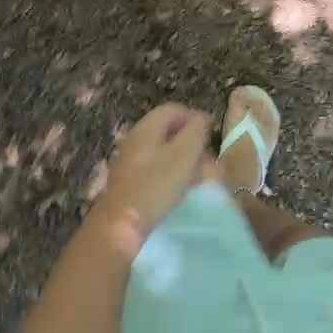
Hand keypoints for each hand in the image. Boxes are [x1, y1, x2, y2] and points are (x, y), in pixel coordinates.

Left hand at [92, 104, 211, 244]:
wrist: (121, 223)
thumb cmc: (156, 185)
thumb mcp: (184, 155)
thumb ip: (196, 132)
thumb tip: (201, 118)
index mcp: (148, 127)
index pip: (174, 110)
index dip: (195, 118)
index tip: (211, 135)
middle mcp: (136, 138)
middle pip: (168, 130)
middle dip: (192, 142)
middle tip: (209, 160)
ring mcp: (131, 159)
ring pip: (164, 150)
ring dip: (185, 159)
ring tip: (202, 176)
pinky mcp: (130, 179)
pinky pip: (156, 167)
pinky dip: (173, 172)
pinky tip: (183, 187)